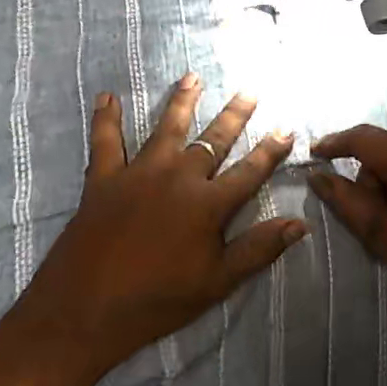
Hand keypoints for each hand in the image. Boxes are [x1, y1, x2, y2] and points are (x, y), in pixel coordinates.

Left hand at [11, 75, 307, 378]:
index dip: (270, 150)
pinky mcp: (104, 178)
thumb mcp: (217, 282)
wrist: (86, 308)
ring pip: (167, 128)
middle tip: (249, 91)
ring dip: (182, 101)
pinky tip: (107, 96)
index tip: (286, 127)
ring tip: (193, 77)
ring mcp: (139, 173)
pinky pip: (105, 140)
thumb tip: (300, 224)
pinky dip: (105, 118)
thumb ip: (258, 249)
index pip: (249, 171)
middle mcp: (178, 177)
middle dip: (235, 115)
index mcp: (208, 204)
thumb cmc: (157, 300)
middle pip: (213, 140)